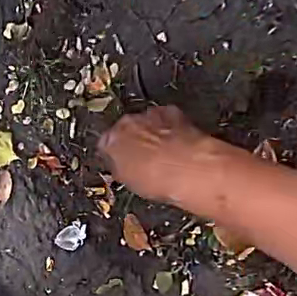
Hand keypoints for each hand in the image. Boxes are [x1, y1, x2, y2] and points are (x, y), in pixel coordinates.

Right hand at [98, 105, 238, 205]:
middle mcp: (127, 124)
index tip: (123, 164)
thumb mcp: (129, 183)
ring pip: (146, 123)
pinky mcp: (172, 112)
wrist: (191, 169)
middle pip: (125, 129)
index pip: (105, 145)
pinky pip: (166, 119)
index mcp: (110, 141)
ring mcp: (150, 116)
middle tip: (144, 160)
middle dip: (133, 142)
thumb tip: (122, 168)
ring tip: (163, 154)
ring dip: (152, 134)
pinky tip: (177, 143)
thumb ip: (120, 169)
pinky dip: (169, 128)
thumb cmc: (159, 179)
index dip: (115, 155)